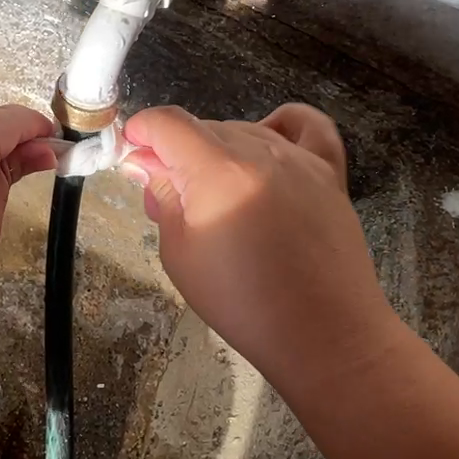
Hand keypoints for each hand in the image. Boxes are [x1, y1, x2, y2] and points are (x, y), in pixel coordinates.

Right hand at [121, 104, 402, 388]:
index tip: (129, 155)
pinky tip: (266, 147)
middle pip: (202, 127)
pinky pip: (305, 125)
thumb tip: (145, 164)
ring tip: (214, 196)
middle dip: (174, 153)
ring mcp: (301, 158)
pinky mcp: (329, 171)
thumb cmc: (243, 304)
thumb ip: (162, 197)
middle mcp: (262, 152)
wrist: (324, 334)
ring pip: (242, 129)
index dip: (139, 131)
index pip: (168, 123)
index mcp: (220, 172)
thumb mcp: (180, 254)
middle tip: (169, 201)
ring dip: (216, 151)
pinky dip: (279, 125)